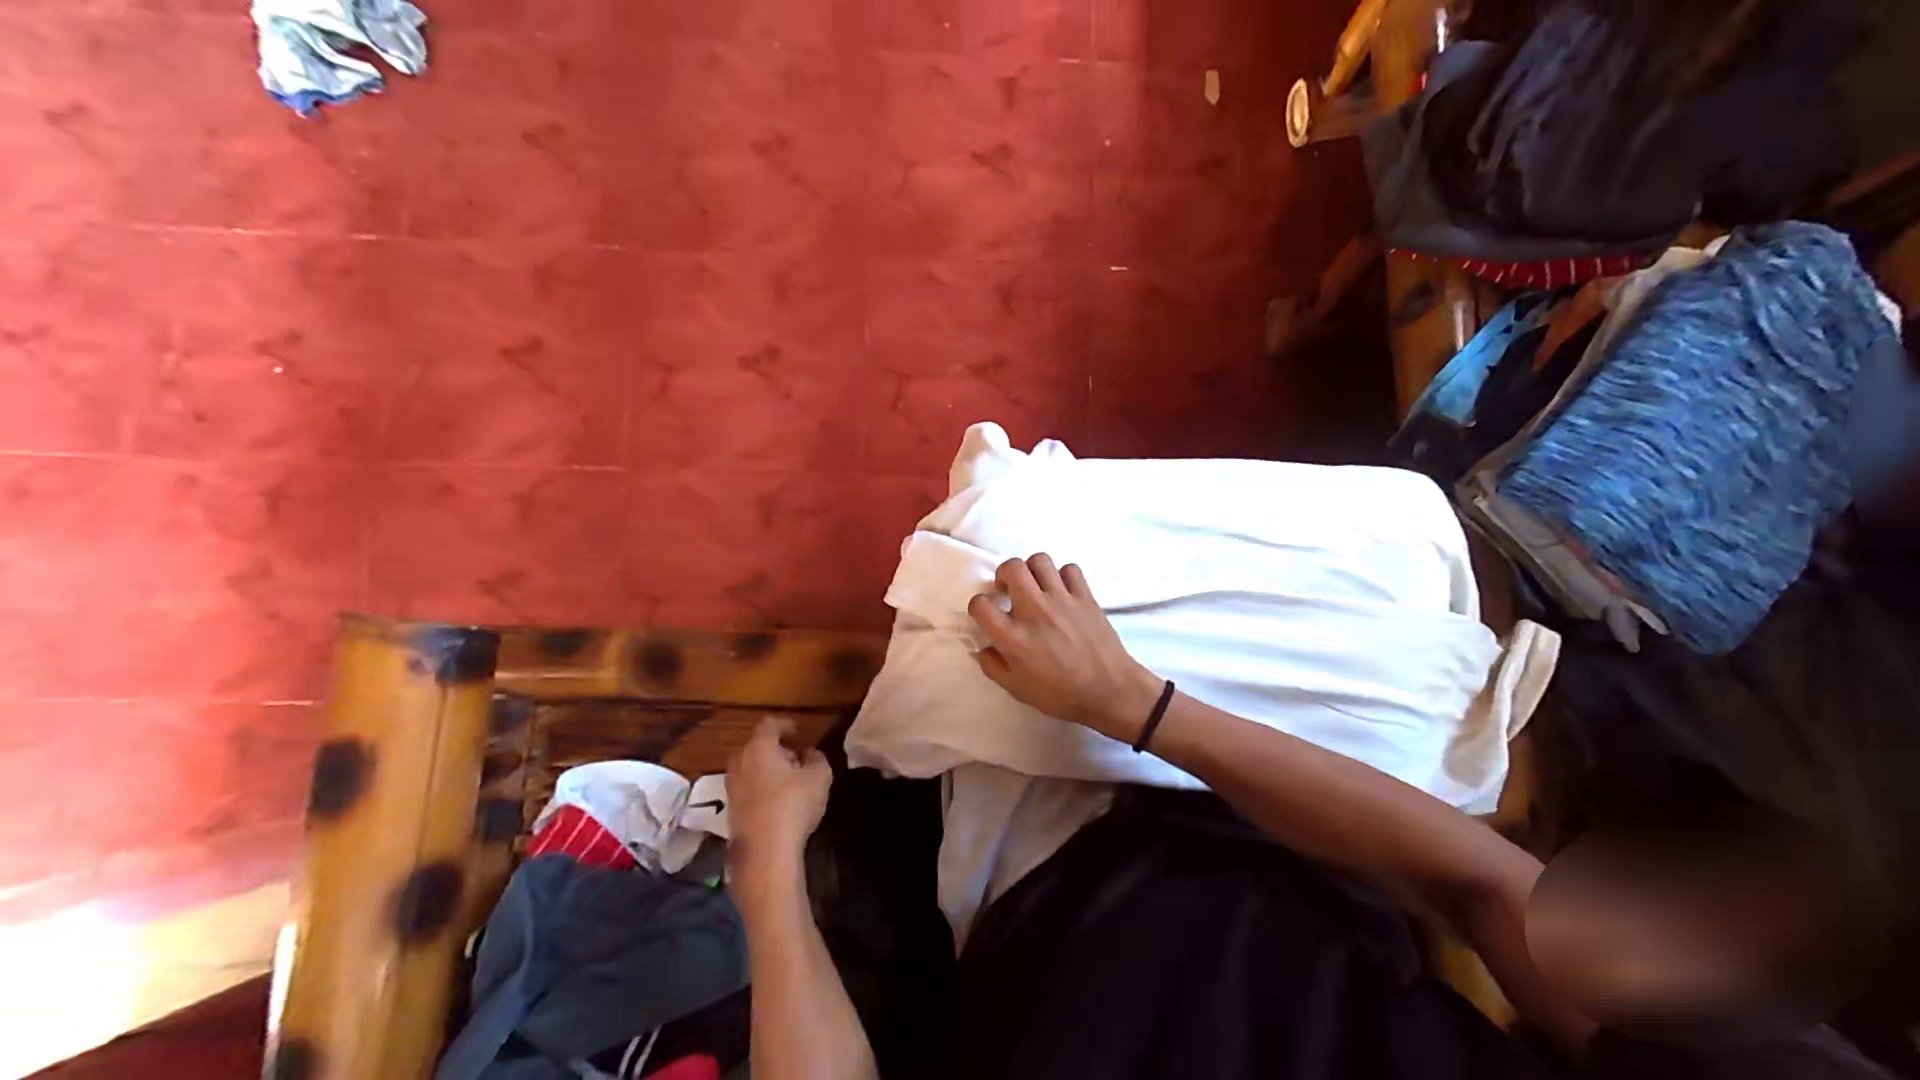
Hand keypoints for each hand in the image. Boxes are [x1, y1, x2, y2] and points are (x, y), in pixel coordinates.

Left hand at [726, 716, 831, 881]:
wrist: (764, 852)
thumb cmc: (793, 805)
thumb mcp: (819, 777)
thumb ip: (817, 758)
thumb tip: (810, 753)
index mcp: (759, 747)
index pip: (770, 724)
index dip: (787, 725)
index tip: (802, 733)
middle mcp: (739, 762)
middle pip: (757, 746)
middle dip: (777, 749)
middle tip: (797, 757)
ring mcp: (732, 787)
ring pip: (751, 768)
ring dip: (768, 769)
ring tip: (790, 781)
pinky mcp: (731, 809)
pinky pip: (748, 787)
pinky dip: (762, 787)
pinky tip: (779, 801)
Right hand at [967, 554, 1164, 742]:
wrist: (1110, 691)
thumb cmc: (1061, 695)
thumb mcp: (1017, 689)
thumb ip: (993, 666)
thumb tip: (981, 648)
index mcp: (1013, 637)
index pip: (981, 604)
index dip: (978, 607)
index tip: (987, 614)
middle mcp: (1034, 611)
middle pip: (1011, 568)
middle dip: (1003, 575)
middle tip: (1008, 590)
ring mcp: (1062, 600)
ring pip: (1040, 560)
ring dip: (1032, 570)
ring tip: (1035, 586)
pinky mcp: (1085, 596)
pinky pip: (1069, 569)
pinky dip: (1062, 576)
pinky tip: (1062, 592)